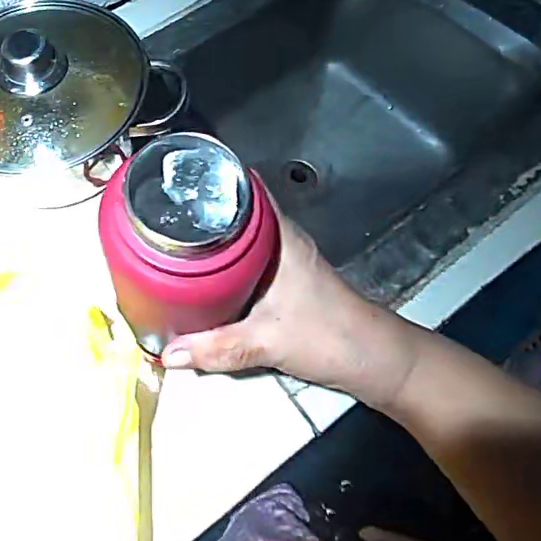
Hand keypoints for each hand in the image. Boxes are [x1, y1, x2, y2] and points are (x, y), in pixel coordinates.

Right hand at [159, 206, 422, 409]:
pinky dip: (229, 262)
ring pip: (245, 236)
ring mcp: (287, 258)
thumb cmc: (330, 336)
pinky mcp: (288, 278)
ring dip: (217, 238)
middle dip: (207, 211)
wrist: (372, 359)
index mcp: (282, 236)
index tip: (187, 182)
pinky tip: (208, 276)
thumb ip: (216, 348)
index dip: (218, 181)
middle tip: (172, 215)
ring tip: (181, 241)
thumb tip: (169, 352)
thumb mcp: (265, 342)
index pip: (249, 190)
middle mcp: (285, 239)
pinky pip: (250, 258)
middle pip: (241, 211)